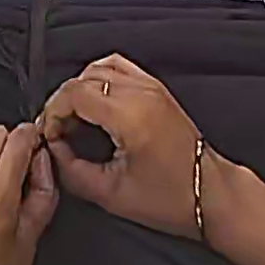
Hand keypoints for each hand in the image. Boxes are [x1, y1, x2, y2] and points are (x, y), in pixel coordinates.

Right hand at [38, 54, 209, 238]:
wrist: (213, 195)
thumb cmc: (171, 199)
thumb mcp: (113, 195)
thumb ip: (74, 171)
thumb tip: (54, 150)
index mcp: (130, 116)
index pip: (74, 94)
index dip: (53, 112)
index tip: (50, 133)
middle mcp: (139, 93)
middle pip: (82, 80)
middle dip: (62, 103)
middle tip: (58, 130)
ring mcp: (149, 85)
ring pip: (97, 69)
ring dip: (78, 89)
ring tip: (74, 116)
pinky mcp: (155, 86)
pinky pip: (117, 65)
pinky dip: (98, 75)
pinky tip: (94, 97)